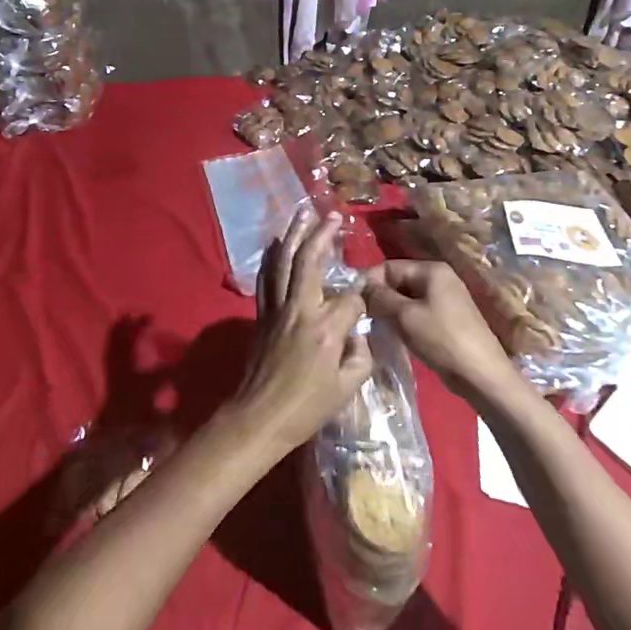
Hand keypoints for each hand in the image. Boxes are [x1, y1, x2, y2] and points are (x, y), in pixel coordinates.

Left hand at [230, 208, 373, 453]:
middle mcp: (299, 309)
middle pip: (310, 261)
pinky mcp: (261, 313)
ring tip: (302, 213)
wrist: (260, 416)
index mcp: (325, 329)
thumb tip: (357, 334)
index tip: (370, 296)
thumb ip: (360, 356)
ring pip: (283, 261)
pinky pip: (266, 277)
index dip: (364, 296)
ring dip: (293, 234)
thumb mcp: (348, 388)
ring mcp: (276, 308)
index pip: (351, 298)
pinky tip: (276, 242)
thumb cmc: (307, 408)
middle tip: (333, 215)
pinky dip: (272, 256)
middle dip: (322, 234)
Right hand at [364, 260, 520, 398]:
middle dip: (380, 297)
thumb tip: (361, 289)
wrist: (482, 375)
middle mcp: (439, 277)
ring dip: (390, 311)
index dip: (369, 283)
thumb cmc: (442, 339)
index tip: (354, 303)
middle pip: (397, 281)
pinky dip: (404, 320)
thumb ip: (379, 297)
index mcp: (431, 270)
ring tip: (378, 327)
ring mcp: (445, 298)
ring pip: (406, 298)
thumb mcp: (404, 315)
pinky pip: (417, 311)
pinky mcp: (447, 318)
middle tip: (364, 318)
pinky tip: (396, 335)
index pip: (388, 267)